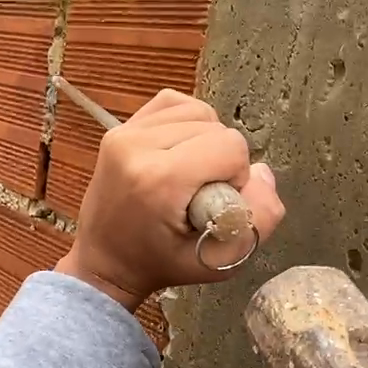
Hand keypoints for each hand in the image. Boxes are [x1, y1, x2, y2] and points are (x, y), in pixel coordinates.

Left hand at [55, 89, 284, 309]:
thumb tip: (262, 171)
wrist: (104, 261)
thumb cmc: (159, 263)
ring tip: (191, 174)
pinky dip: (187, 123)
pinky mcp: (120, 128)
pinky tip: (181, 152)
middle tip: (201, 193)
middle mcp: (136, 147)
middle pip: (215, 126)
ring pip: (197, 111)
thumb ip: (259, 219)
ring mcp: (124, 133)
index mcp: (159, 180)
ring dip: (206, 139)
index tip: (216, 201)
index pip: (230, 146)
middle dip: (221, 159)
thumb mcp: (221, 261)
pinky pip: (172, 103)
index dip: (237, 175)